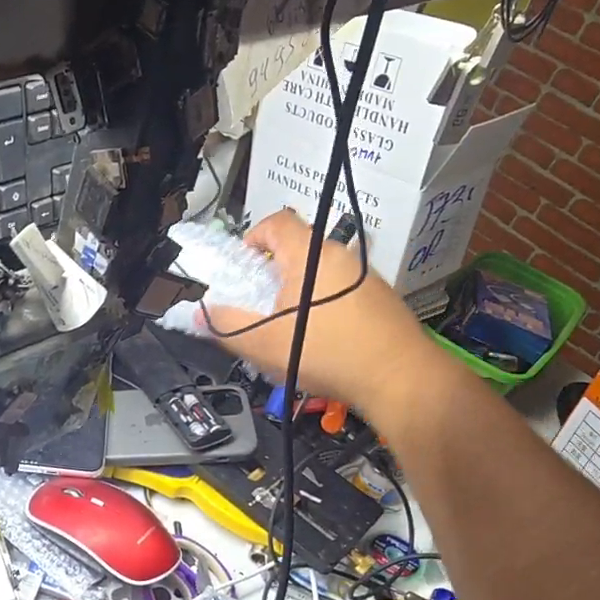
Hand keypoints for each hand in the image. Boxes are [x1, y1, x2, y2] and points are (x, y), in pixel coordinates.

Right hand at [201, 210, 432, 406]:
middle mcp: (340, 256)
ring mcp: (365, 277)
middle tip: (260, 308)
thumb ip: (226, 325)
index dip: (254, 237)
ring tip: (290, 332)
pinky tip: (321, 344)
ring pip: (321, 276)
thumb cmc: (330, 354)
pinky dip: (325, 310)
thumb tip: (202, 313)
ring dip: (300, 296)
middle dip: (273, 277)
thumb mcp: (263, 343)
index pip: (276, 222)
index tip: (244, 263)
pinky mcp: (380, 299)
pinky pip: (342, 294)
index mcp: (308, 255)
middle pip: (298, 252)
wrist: (397, 377)